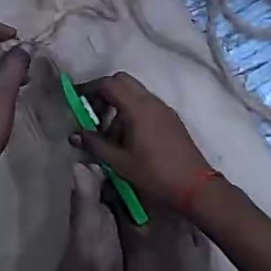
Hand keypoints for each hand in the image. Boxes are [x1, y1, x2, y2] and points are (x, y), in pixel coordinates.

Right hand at [71, 72, 220, 213]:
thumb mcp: (120, 163)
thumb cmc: (155, 174)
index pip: (110, 84)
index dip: (89, 88)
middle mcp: (152, 101)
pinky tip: (127, 139)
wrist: (196, 187)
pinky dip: (131, 112)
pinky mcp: (170, 119)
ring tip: (108, 135)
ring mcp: (163, 109)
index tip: (75, 98)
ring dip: (117, 105)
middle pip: (123, 82)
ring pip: (134, 94)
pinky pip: (146, 105)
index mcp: (138, 108)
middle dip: (103, 92)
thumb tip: (73, 134)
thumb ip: (95, 145)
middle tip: (91, 113)